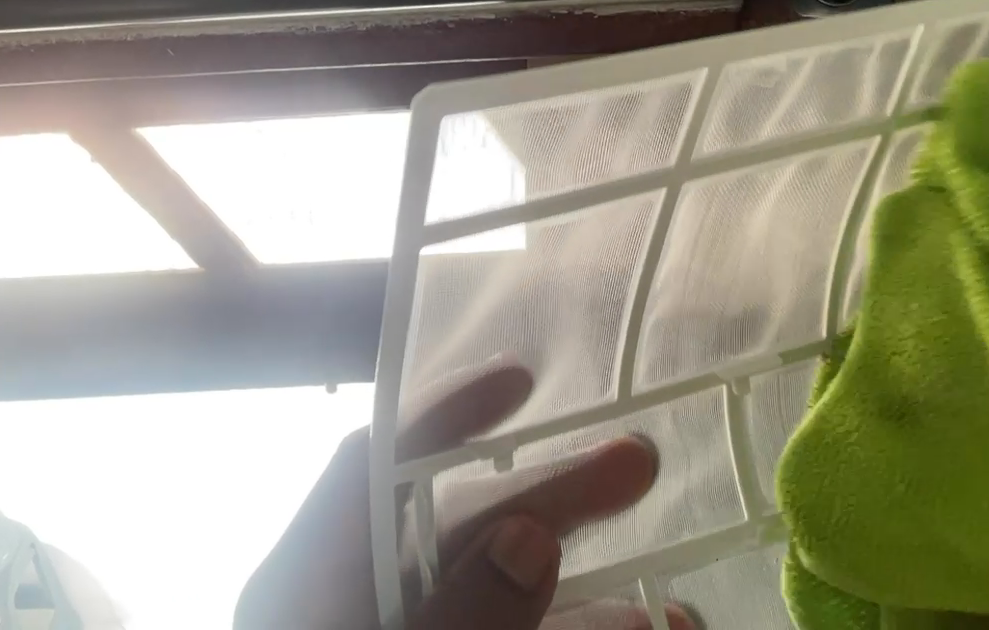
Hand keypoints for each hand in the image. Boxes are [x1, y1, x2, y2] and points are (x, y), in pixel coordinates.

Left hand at [236, 361, 696, 629]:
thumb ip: (462, 619)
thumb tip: (525, 535)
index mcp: (314, 579)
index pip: (377, 464)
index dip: (445, 414)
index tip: (521, 383)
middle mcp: (351, 603)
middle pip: (455, 526)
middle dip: (550, 495)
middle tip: (640, 465)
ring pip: (498, 601)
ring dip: (584, 600)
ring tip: (675, 611)